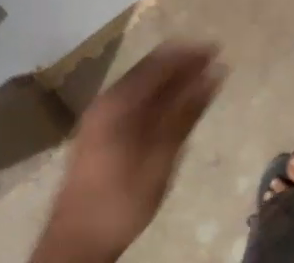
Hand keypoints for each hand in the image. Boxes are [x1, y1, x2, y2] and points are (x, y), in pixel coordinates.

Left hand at [32, 42, 226, 262]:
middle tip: (213, 65)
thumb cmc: (122, 199)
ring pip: (141, 87)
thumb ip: (187, 112)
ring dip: (170, 82)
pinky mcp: (99, 135)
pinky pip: (134, 102)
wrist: (75, 244)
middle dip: (182, 65)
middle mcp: (106, 102)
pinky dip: (157, 99)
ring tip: (200, 84)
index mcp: (119, 102)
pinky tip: (174, 109)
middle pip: (149, 71)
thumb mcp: (161, 156)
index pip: (160, 62)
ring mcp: (99, 119)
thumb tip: (214, 75)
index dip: (190, 54)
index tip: (218, 50)